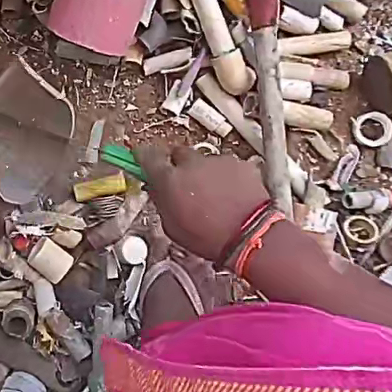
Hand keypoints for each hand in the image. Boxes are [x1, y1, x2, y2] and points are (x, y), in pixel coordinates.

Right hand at [140, 146, 270, 259]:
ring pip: (202, 161)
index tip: (140, 158)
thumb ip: (162, 201)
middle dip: (177, 166)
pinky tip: (229, 195)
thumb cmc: (209, 237)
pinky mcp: (238, 163)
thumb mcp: (172, 226)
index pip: (147, 155)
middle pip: (177, 154)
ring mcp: (216, 161)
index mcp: (168, 178)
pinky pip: (224, 166)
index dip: (142, 156)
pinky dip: (224, 177)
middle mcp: (190, 163)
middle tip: (181, 184)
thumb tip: (158, 190)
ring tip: (211, 197)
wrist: (250, 235)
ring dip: (202, 173)